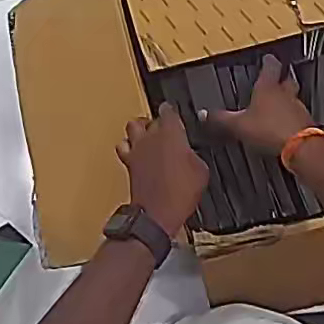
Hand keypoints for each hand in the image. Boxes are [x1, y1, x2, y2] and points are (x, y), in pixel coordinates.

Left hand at [116, 103, 207, 236]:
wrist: (158, 212)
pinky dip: (128, 145)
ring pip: (132, 125)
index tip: (175, 114)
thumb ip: (193, 154)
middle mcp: (151, 136)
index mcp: (171, 133)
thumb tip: (188, 153)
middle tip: (166, 130)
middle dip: (158, 122)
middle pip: (151, 118)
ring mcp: (137, 147)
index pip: (169, 110)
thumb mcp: (201, 171)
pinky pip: (123, 145)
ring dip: (140, 128)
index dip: (172, 111)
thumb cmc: (180, 192)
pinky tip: (136, 152)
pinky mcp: (128, 161)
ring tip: (148, 136)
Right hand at [202, 54, 312, 155]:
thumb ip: (220, 119)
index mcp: (268, 88)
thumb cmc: (271, 129)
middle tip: (275, 81)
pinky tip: (284, 126)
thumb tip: (203, 114)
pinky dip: (291, 118)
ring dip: (287, 100)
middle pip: (286, 81)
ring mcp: (298, 109)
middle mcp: (286, 95)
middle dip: (281, 80)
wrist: (301, 148)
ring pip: (294, 99)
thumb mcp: (238, 125)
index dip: (269, 62)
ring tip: (276, 107)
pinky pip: (298, 117)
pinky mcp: (307, 125)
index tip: (268, 59)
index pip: (271, 67)